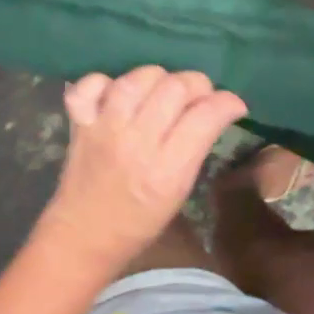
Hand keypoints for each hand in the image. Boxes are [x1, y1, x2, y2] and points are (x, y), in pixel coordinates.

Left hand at [33, 67, 246, 271]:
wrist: (83, 236)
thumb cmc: (139, 221)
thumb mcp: (180, 191)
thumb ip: (196, 148)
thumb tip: (217, 110)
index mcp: (167, 171)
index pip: (205, 116)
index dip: (227, 102)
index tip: (233, 105)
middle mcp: (136, 143)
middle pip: (174, 87)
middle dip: (197, 84)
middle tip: (198, 97)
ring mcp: (104, 129)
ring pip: (137, 78)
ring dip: (158, 77)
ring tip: (162, 91)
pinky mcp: (80, 123)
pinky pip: (91, 85)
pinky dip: (105, 82)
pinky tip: (117, 93)